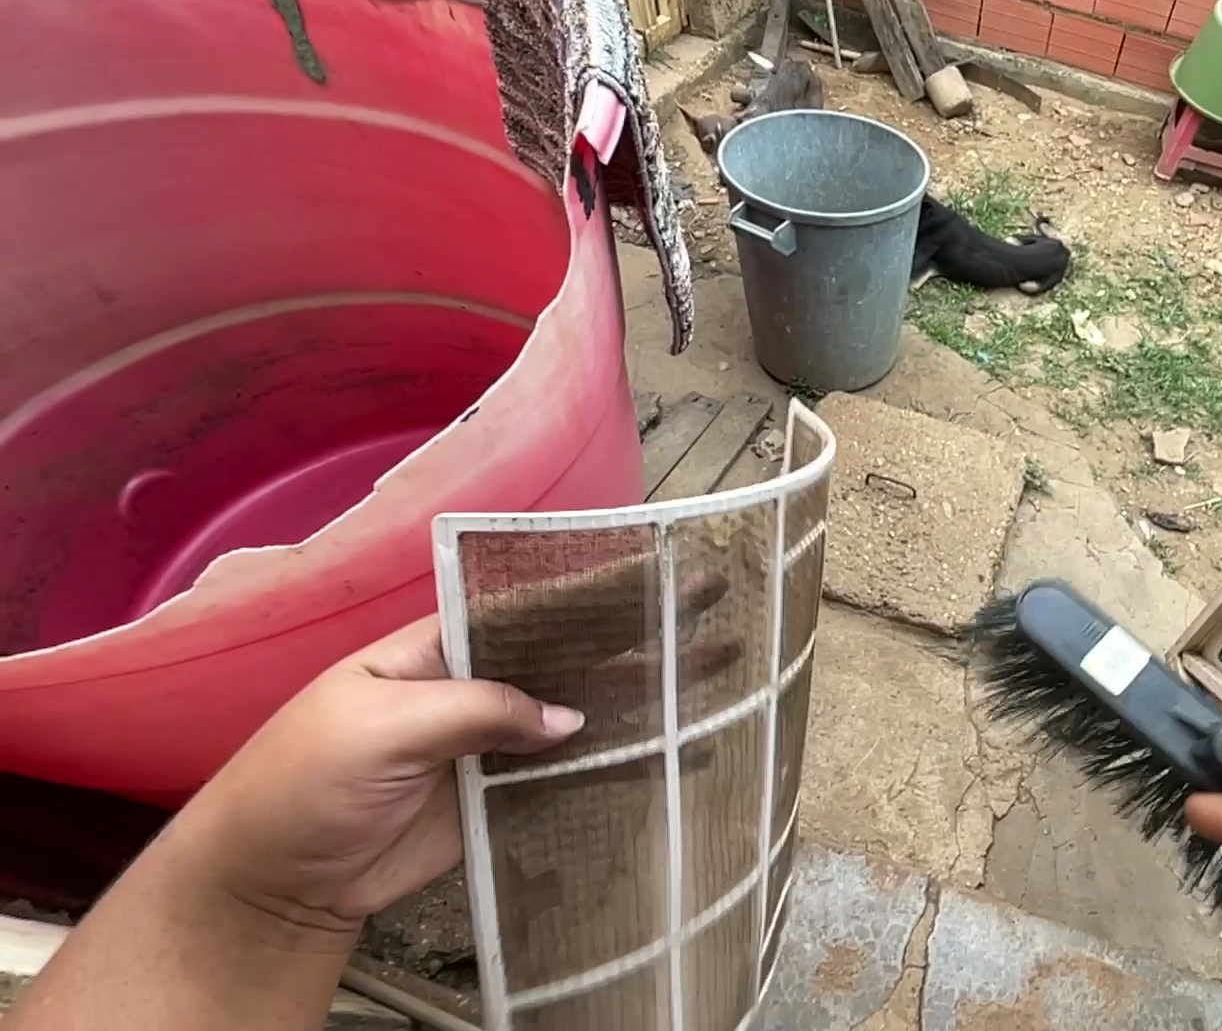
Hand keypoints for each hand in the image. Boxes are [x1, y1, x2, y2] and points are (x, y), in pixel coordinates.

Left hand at [166, 550, 737, 943]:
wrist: (272, 889)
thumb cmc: (301, 784)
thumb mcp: (379, 726)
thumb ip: (478, 710)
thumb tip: (572, 719)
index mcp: (450, 644)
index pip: (537, 603)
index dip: (601, 583)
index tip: (661, 566)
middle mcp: (489, 680)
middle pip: (579, 648)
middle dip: (645, 627)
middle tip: (711, 606)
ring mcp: (506, 735)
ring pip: (590, 704)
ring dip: (650, 690)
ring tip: (716, 672)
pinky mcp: (514, 787)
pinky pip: (579, 766)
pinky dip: (626, 759)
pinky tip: (677, 752)